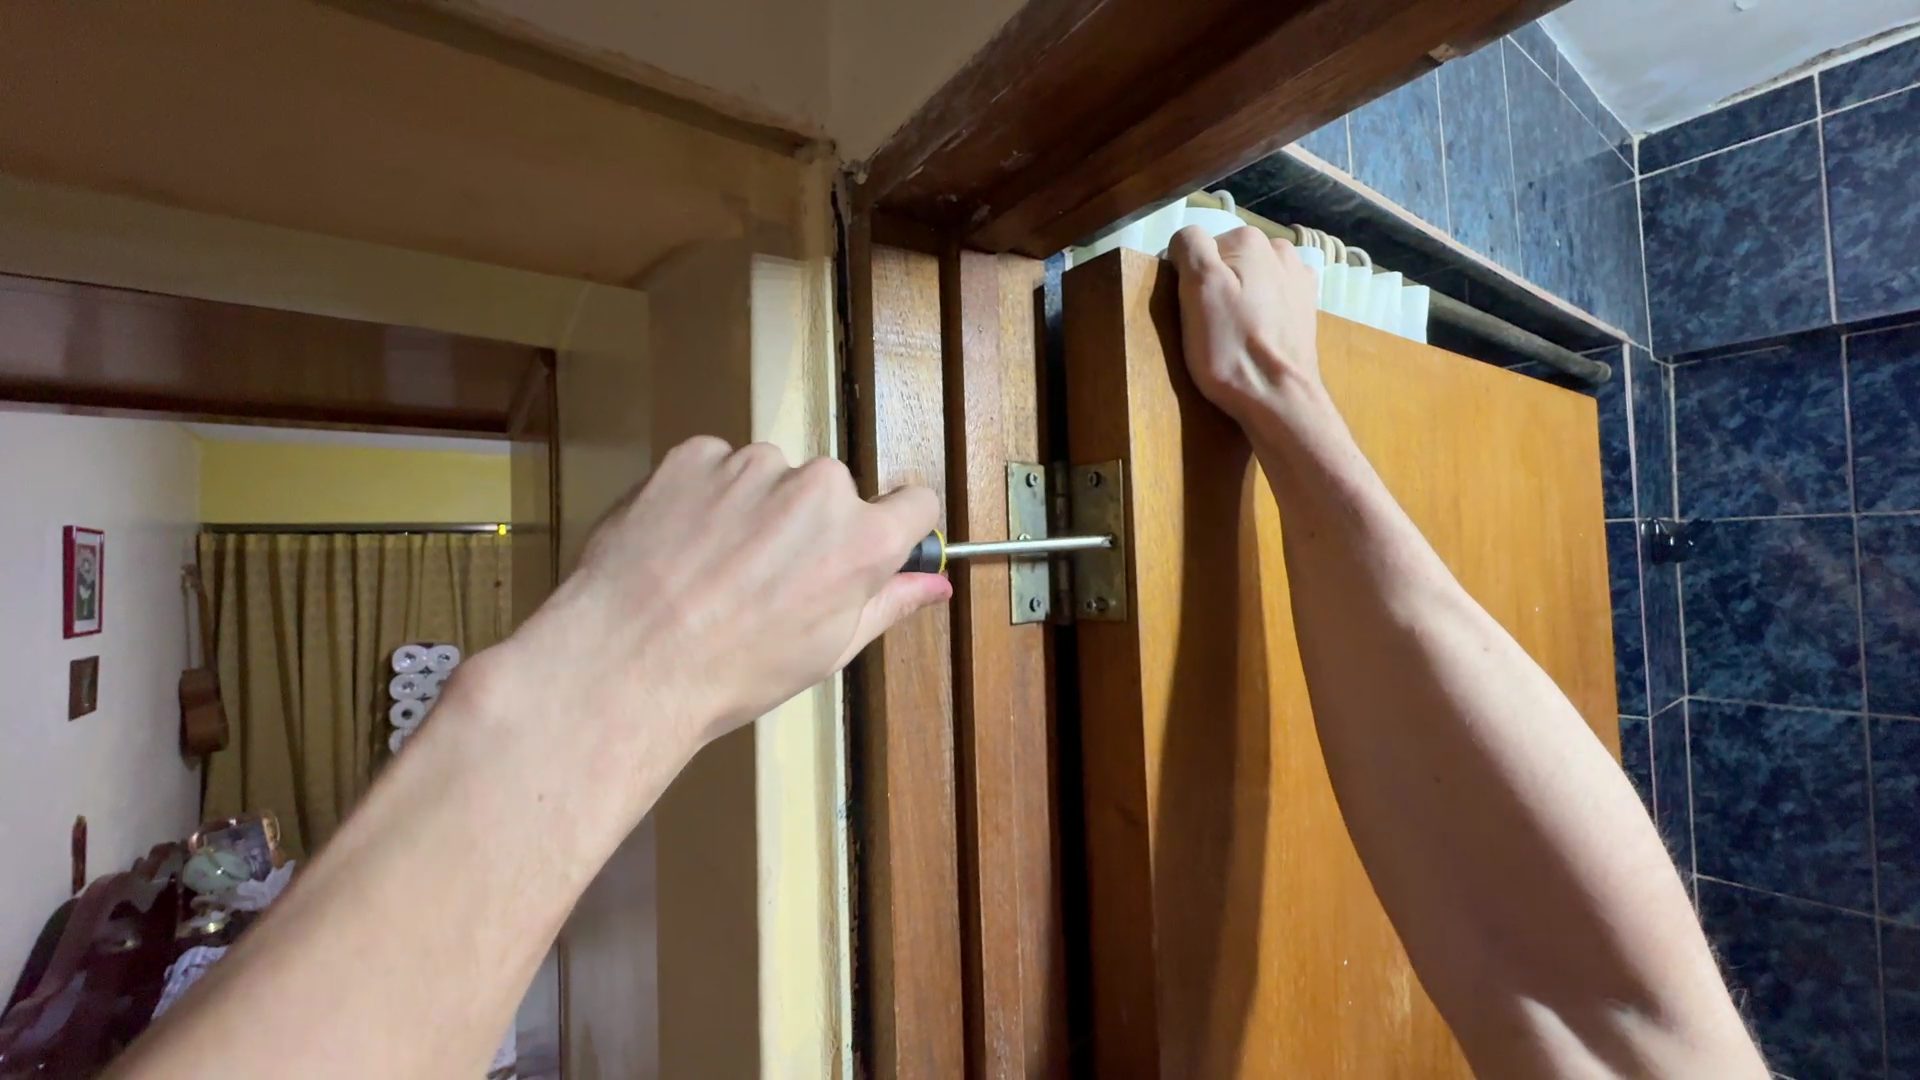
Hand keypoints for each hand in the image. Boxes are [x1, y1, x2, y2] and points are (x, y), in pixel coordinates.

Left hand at [518, 436, 949, 750]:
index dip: (897, 525)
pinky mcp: (695, 453)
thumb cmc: (733, 672)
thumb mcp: (828, 649)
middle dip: (810, 525)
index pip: (915, 502)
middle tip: (767, 576)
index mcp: (862, 542)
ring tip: (714, 564)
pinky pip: (717, 465)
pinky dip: (707, 494)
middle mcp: (818, 490)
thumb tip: (936, 584)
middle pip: (834, 492)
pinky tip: (682, 541)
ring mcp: (753, 465)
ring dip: (756, 507)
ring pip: (773, 477)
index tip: (871, 543)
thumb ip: (890, 603)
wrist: (624, 662)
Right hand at [1168, 225, 1323, 426]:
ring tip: (1232, 333)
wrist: (1278, 397)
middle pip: (1224, 261)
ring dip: (1237, 297)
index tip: (1189, 311)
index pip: (1195, 246)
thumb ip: (1189, 248)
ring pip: (1248, 277)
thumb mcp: (1197, 292)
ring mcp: (1297, 277)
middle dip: (1213, 287)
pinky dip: (1259, 309)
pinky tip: (1255, 333)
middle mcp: (1279, 249)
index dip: (1185, 280)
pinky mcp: (1305, 305)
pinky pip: (1270, 296)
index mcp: (1249, 241)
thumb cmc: (1230, 349)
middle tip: (1208, 327)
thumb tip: (1185, 239)